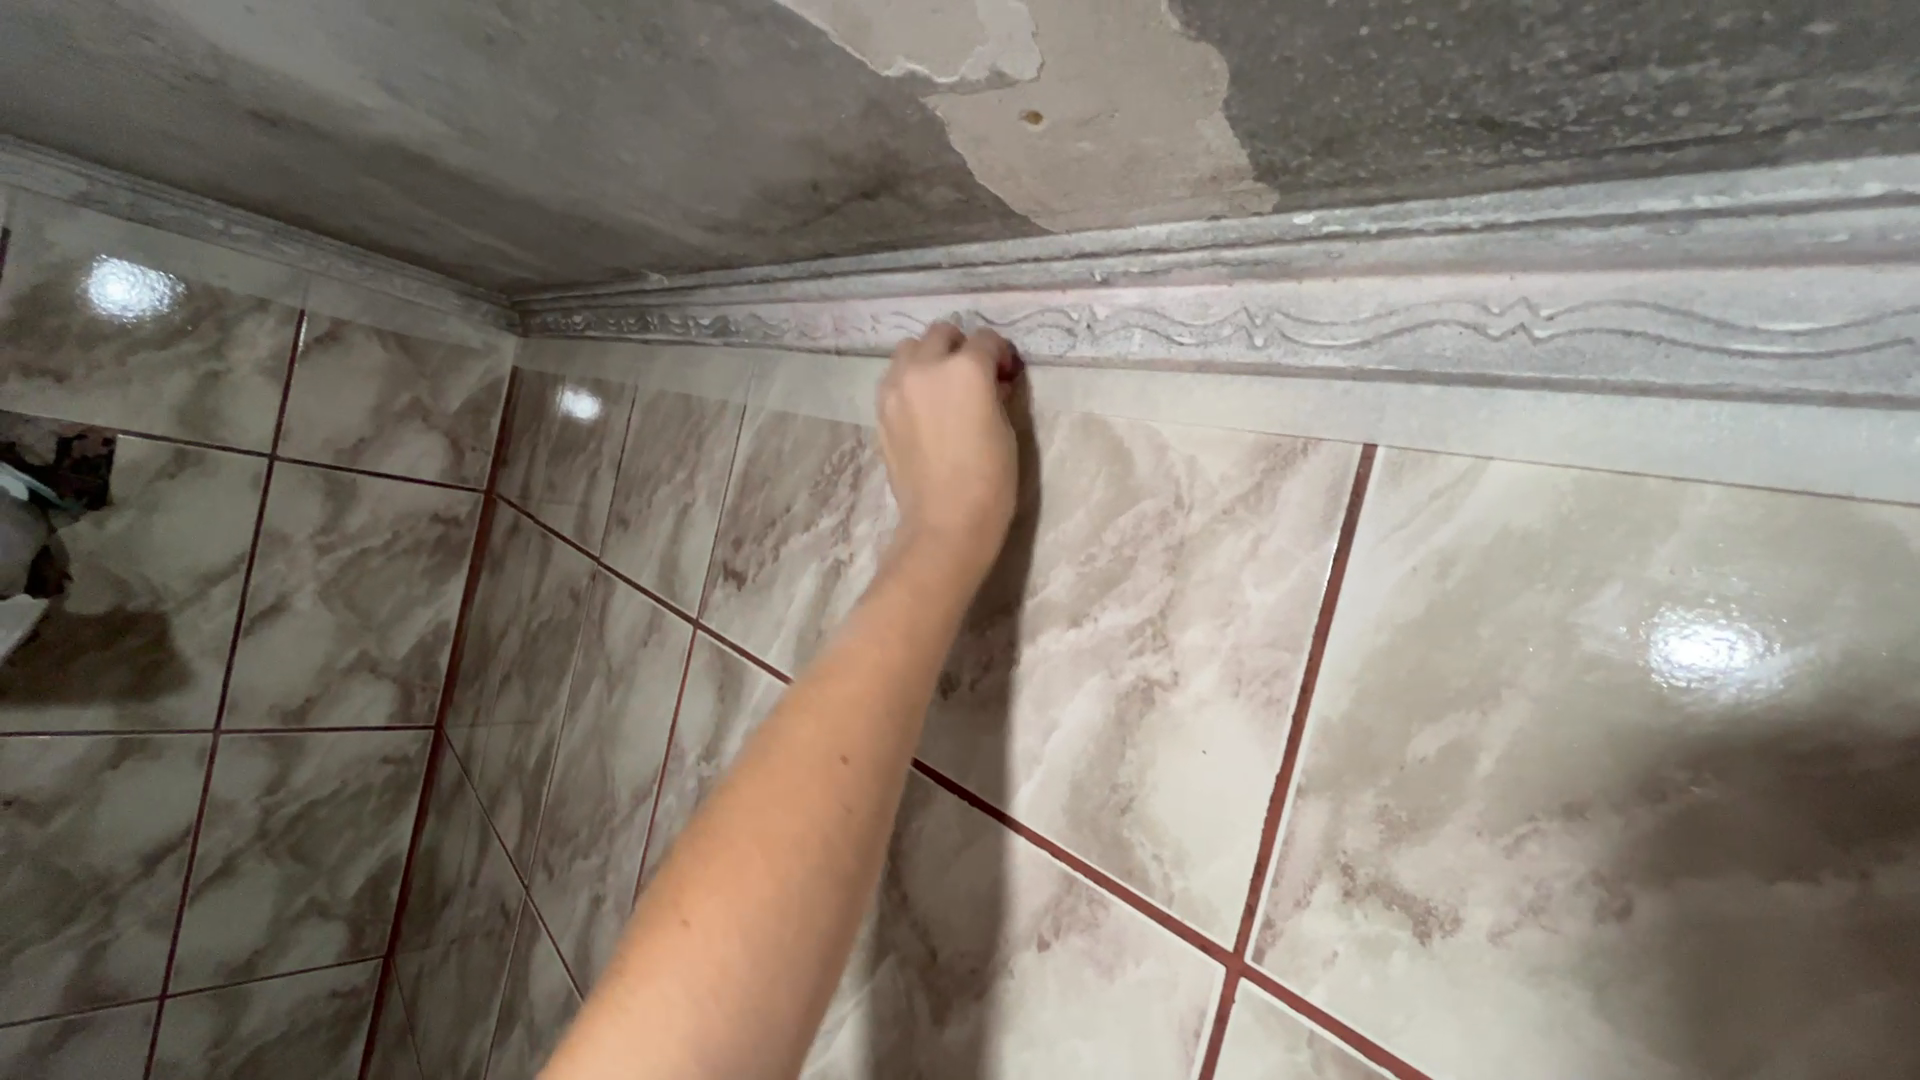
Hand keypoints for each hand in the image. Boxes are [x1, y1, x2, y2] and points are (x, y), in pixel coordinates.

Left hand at [875, 322, 1020, 583]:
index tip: (1005, 373)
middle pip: (941, 334)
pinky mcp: (881, 411)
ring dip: (928, 358)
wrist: (945, 521)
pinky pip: (894, 378)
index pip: (986, 340)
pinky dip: (909, 381)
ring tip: (941, 387)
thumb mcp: (1007, 429)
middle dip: (961, 347)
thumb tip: (992, 382)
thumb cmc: (990, 480)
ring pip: (909, 349)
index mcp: (966, 369)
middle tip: (973, 375)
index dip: (1000, 354)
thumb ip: (996, 393)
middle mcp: (925, 367)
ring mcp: (896, 388)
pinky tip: (923, 407)